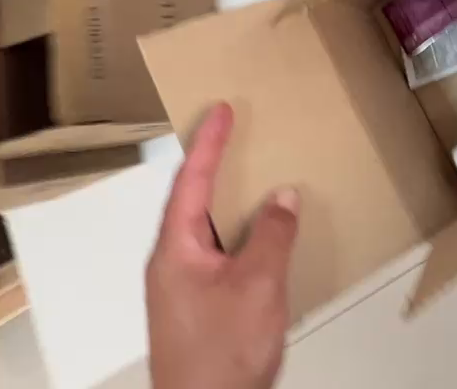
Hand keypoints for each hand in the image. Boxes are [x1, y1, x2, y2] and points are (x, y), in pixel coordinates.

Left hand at [147, 103, 299, 388]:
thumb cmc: (224, 348)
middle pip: (190, 202)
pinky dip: (239, 224)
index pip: (191, 184)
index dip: (209, 144)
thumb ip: (272, 234)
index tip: (221, 109)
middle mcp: (173, 265)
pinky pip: (220, 248)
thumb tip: (283, 194)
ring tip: (251, 169)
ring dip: (226, 195)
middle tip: (234, 130)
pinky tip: (262, 228)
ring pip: (206, 227)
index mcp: (176, 253)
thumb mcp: (257, 285)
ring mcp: (184, 287)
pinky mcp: (201, 305)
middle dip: (211, 164)